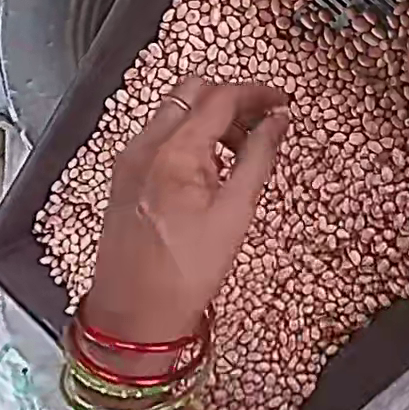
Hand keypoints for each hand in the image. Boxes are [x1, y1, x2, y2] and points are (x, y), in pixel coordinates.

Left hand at [80, 78, 289, 343]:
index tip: (284, 102)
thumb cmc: (190, 268)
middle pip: (193, 92)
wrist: (132, 317)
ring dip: (213, 116)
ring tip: (244, 146)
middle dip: (232, 98)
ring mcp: (130, 158)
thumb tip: (280, 119)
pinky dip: (192, 134)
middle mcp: (145, 144)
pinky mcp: (125, 174)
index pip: (220, 98)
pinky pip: (162, 134)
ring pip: (176, 110)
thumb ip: (259, 156)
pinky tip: (213, 163)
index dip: (257, 93)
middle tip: (264, 121)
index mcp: (174, 151)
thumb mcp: (236, 211)